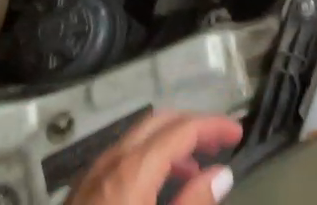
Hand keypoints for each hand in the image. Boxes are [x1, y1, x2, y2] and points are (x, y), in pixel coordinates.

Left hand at [68, 110, 242, 204]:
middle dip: (192, 125)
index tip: (237, 134)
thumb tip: (220, 175)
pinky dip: (147, 158)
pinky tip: (156, 188)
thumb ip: (194, 203)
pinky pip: (120, 159)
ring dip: (169, 142)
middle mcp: (111, 162)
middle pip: (158, 121)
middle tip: (219, 142)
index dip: (214, 126)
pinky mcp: (80, 194)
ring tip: (193, 170)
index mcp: (134, 169)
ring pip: (138, 138)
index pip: (183, 128)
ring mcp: (91, 176)